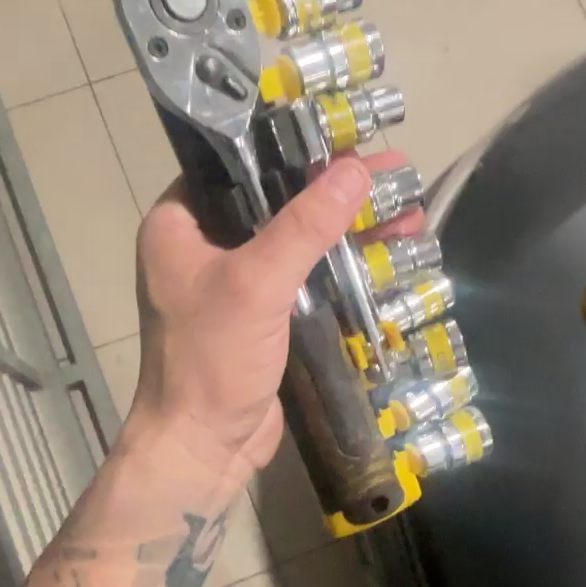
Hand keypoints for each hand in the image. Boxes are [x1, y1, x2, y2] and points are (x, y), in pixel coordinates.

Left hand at [118, 151, 424, 479]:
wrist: (202, 448)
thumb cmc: (212, 360)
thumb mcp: (257, 283)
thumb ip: (305, 226)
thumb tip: (357, 170)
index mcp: (178, 224)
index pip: (236, 165)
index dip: (292, 148)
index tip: (347, 139)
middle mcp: (202, 248)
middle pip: (276, 203)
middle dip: (336, 192)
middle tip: (395, 176)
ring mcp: (234, 286)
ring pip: (297, 243)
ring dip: (348, 231)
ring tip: (407, 215)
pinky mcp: (262, 320)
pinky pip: (304, 281)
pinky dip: (341, 270)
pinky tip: (385, 258)